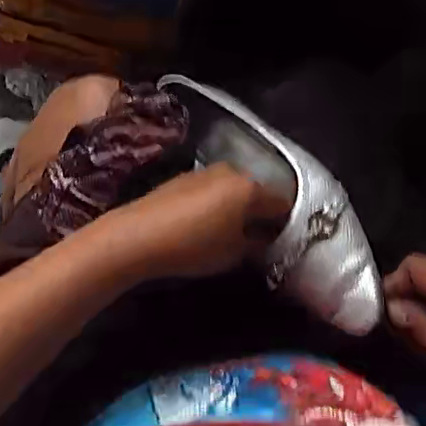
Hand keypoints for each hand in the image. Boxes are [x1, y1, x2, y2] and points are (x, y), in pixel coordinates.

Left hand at [92, 163, 289, 281]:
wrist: (138, 235)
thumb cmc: (194, 246)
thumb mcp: (234, 254)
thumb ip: (258, 243)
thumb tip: (267, 237)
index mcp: (250, 188)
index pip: (283, 203)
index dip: (287, 223)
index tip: (284, 241)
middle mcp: (232, 171)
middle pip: (258, 191)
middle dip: (261, 212)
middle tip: (259, 238)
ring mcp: (206, 171)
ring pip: (234, 188)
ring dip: (238, 206)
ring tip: (232, 232)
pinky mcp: (185, 177)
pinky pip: (213, 189)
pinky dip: (218, 203)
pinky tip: (207, 223)